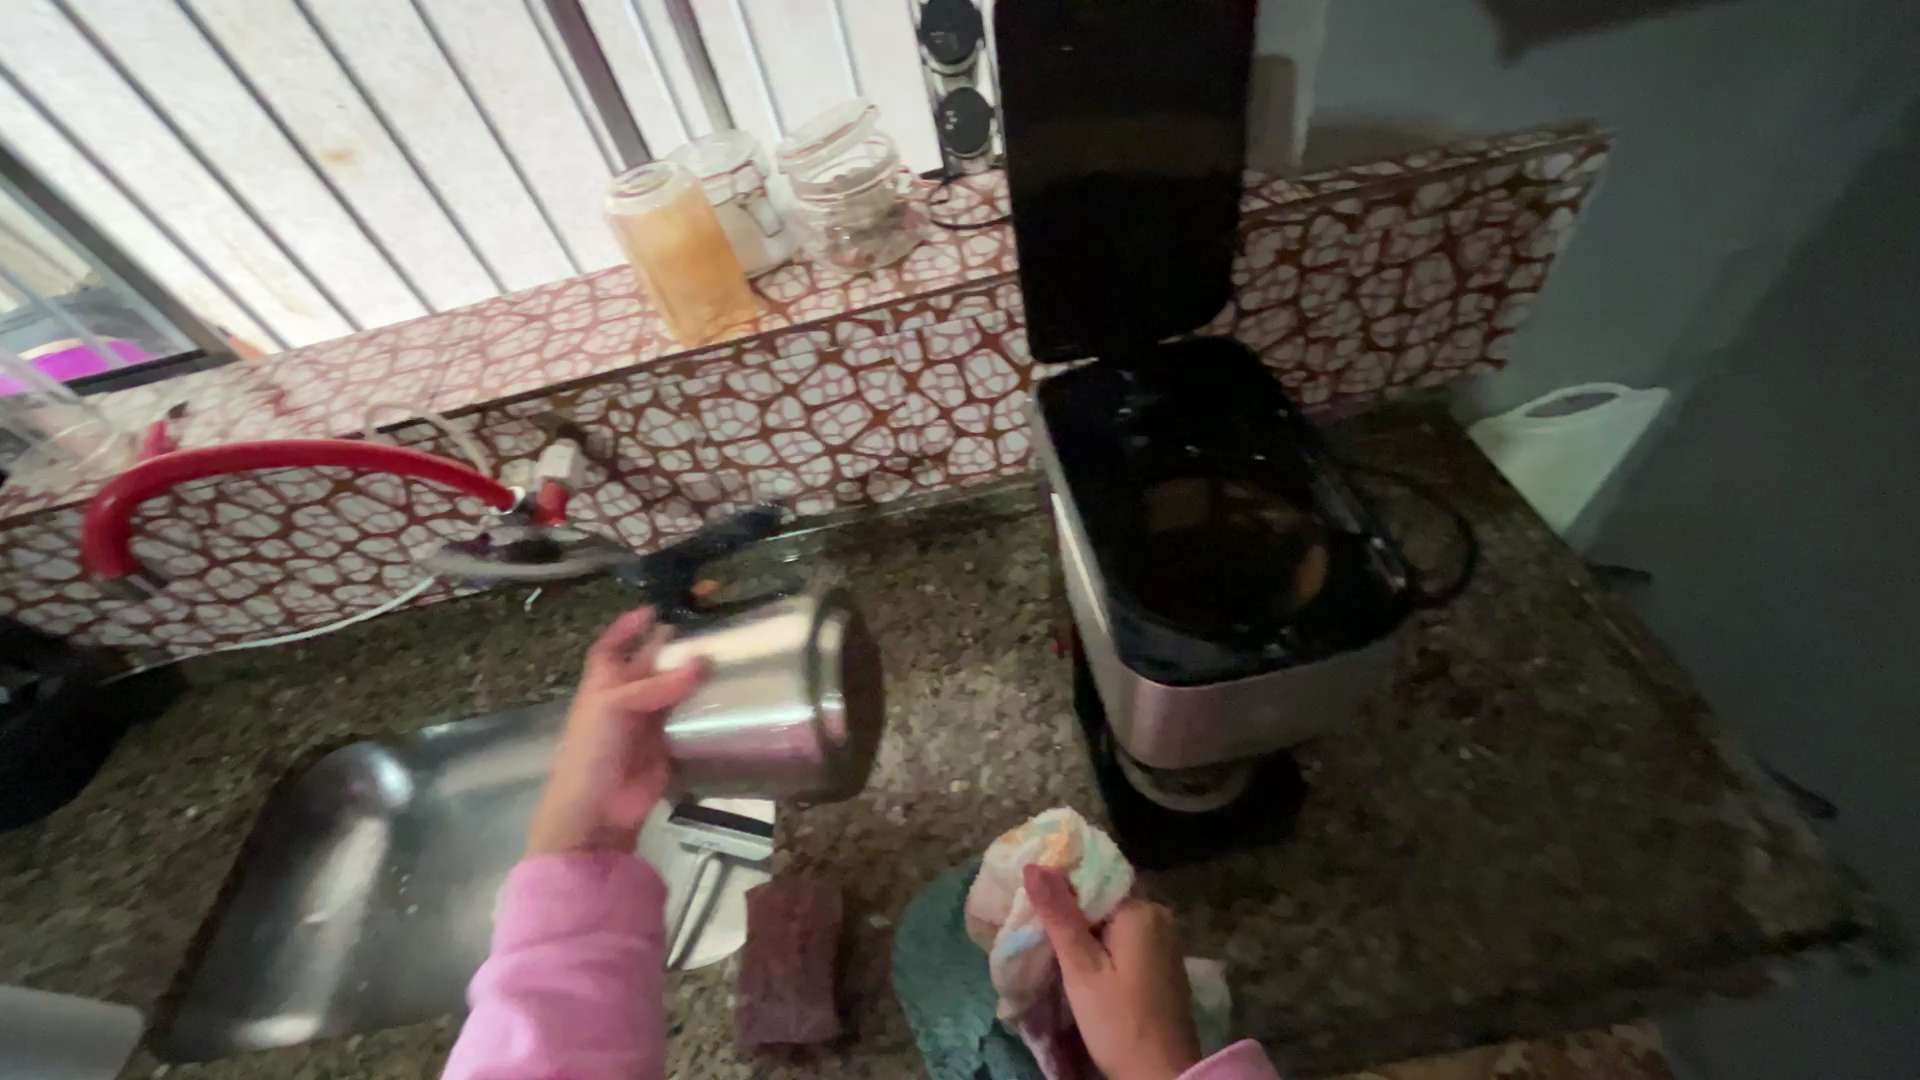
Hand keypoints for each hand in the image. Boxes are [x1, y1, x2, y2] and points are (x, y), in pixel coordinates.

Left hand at [525, 608, 708, 856]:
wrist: (597, 815)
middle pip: (652, 665)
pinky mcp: (671, 743)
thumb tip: (705, 662)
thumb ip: (658, 685)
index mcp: (602, 686)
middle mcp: (627, 700)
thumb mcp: (614, 708)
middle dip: (675, 648)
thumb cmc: (592, 753)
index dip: (627, 628)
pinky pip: (692, 718)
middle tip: (710, 630)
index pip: (611, 648)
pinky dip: (708, 705)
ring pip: (676, 689)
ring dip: (697, 675)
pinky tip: (730, 693)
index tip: (654, 609)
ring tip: (729, 655)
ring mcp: (650, 723)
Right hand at [1023, 864, 1200, 1079]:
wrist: (1163, 1079)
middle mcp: (1158, 915)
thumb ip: (1058, 914)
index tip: (1034, 896)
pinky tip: (1082, 959)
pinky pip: (1126, 937)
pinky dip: (1103, 943)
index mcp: (1140, 909)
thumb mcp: (1081, 968)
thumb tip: (1033, 865)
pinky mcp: (1163, 962)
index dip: (1061, 884)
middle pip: (1104, 898)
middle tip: (1038, 921)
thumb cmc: (1118, 1021)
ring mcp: (1164, 939)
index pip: (1094, 878)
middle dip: (1072, 908)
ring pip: (1114, 918)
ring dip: (1086, 927)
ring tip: (1053, 939)